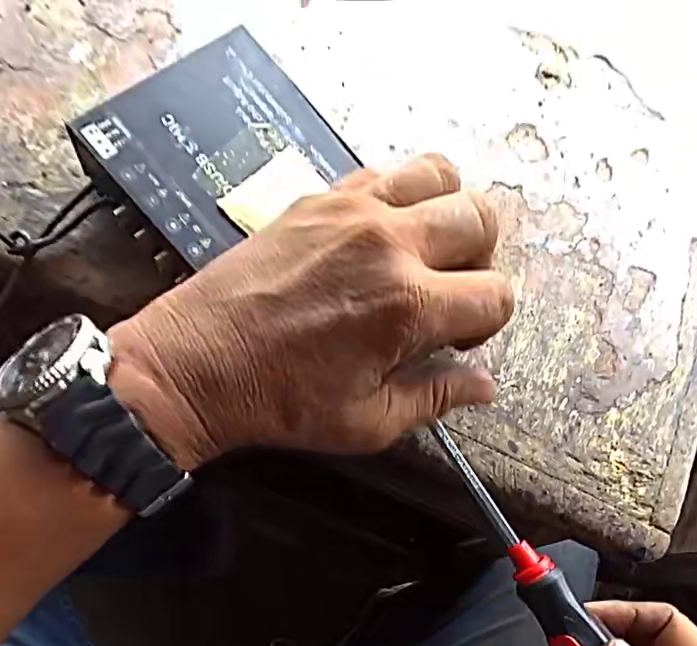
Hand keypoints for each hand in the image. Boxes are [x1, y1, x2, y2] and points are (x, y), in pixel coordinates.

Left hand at [105, 154, 511, 467]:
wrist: (200, 364)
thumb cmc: (284, 403)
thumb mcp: (371, 422)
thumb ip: (437, 398)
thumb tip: (486, 386)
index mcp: (408, 306)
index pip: (495, 294)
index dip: (488, 324)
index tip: (458, 342)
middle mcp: (388, 244)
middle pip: (482, 219)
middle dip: (482, 261)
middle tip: (450, 294)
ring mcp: (351, 211)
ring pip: (442, 174)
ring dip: (450, 214)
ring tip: (426, 253)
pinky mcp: (318, 198)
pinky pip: (386, 171)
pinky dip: (403, 197)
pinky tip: (383, 237)